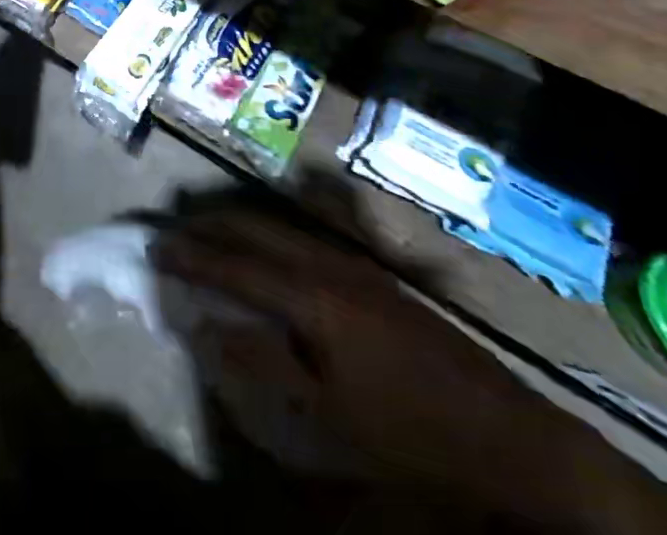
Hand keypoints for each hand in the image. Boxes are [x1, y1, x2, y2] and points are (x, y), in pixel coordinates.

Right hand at [154, 212, 666, 527]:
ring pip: (279, 226)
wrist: (517, 441)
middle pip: (253, 228)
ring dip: (235, 225)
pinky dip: (267, 235)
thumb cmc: (410, 431)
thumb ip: (258, 361)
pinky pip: (304, 238)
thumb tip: (205, 324)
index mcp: (312, 298)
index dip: (187, 255)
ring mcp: (358, 267)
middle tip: (169, 232)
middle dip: (205, 225)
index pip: (231, 264)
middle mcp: (330, 268)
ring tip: (204, 232)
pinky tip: (263, 249)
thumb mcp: (326, 411)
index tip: (150, 249)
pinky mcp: (377, 277)